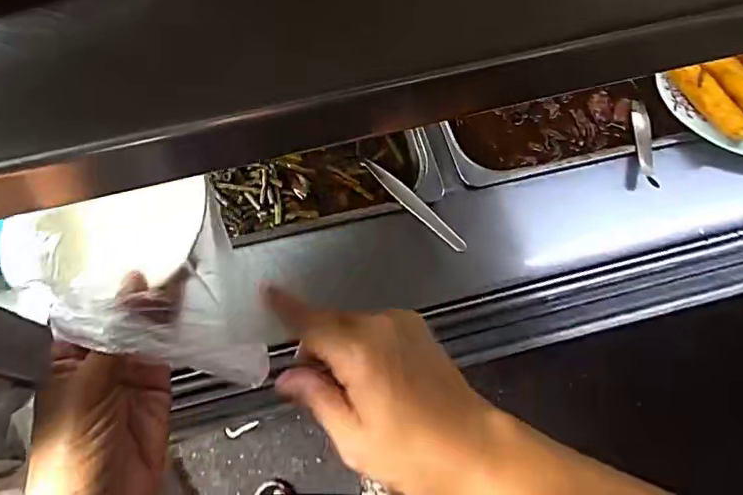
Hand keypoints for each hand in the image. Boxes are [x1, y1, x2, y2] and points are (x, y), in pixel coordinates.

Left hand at [25, 273, 176, 494]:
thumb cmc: (67, 460)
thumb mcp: (87, 386)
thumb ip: (114, 334)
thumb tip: (130, 285)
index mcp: (64, 358)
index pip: (87, 310)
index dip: (106, 284)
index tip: (126, 253)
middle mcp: (96, 363)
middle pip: (119, 317)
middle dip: (137, 292)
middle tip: (158, 257)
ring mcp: (125, 376)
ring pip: (145, 330)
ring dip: (159, 305)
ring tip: (174, 272)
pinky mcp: (154, 389)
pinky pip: (167, 351)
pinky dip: (176, 329)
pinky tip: (181, 307)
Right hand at [265, 285, 661, 494]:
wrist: (477, 448)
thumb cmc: (414, 451)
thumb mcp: (355, 440)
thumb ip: (317, 399)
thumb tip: (288, 377)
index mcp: (358, 350)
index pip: (310, 321)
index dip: (285, 306)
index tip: (266, 291)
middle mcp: (376, 324)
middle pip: (329, 323)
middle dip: (316, 348)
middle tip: (321, 390)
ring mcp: (398, 321)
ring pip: (350, 325)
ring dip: (341, 347)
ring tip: (358, 392)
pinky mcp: (414, 325)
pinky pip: (373, 326)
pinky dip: (364, 343)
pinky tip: (379, 378)